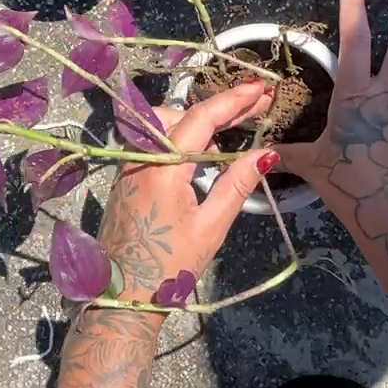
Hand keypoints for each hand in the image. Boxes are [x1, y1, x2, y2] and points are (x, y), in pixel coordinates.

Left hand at [98, 80, 276, 303]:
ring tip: (232, 126)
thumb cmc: (169, 268)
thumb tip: (266, 152)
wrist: (121, 298)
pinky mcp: (126, 177)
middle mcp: (140, 158)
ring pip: (164, 124)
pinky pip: (155, 141)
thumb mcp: (210, 227)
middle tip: (257, 104)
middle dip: (221, 105)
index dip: (233, 100)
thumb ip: (237, 184)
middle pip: (182, 114)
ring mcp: (129, 166)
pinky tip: (203, 150)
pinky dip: (182, 135)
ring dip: (198, 118)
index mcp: (162, 168)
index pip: (201, 119)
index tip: (261, 89)